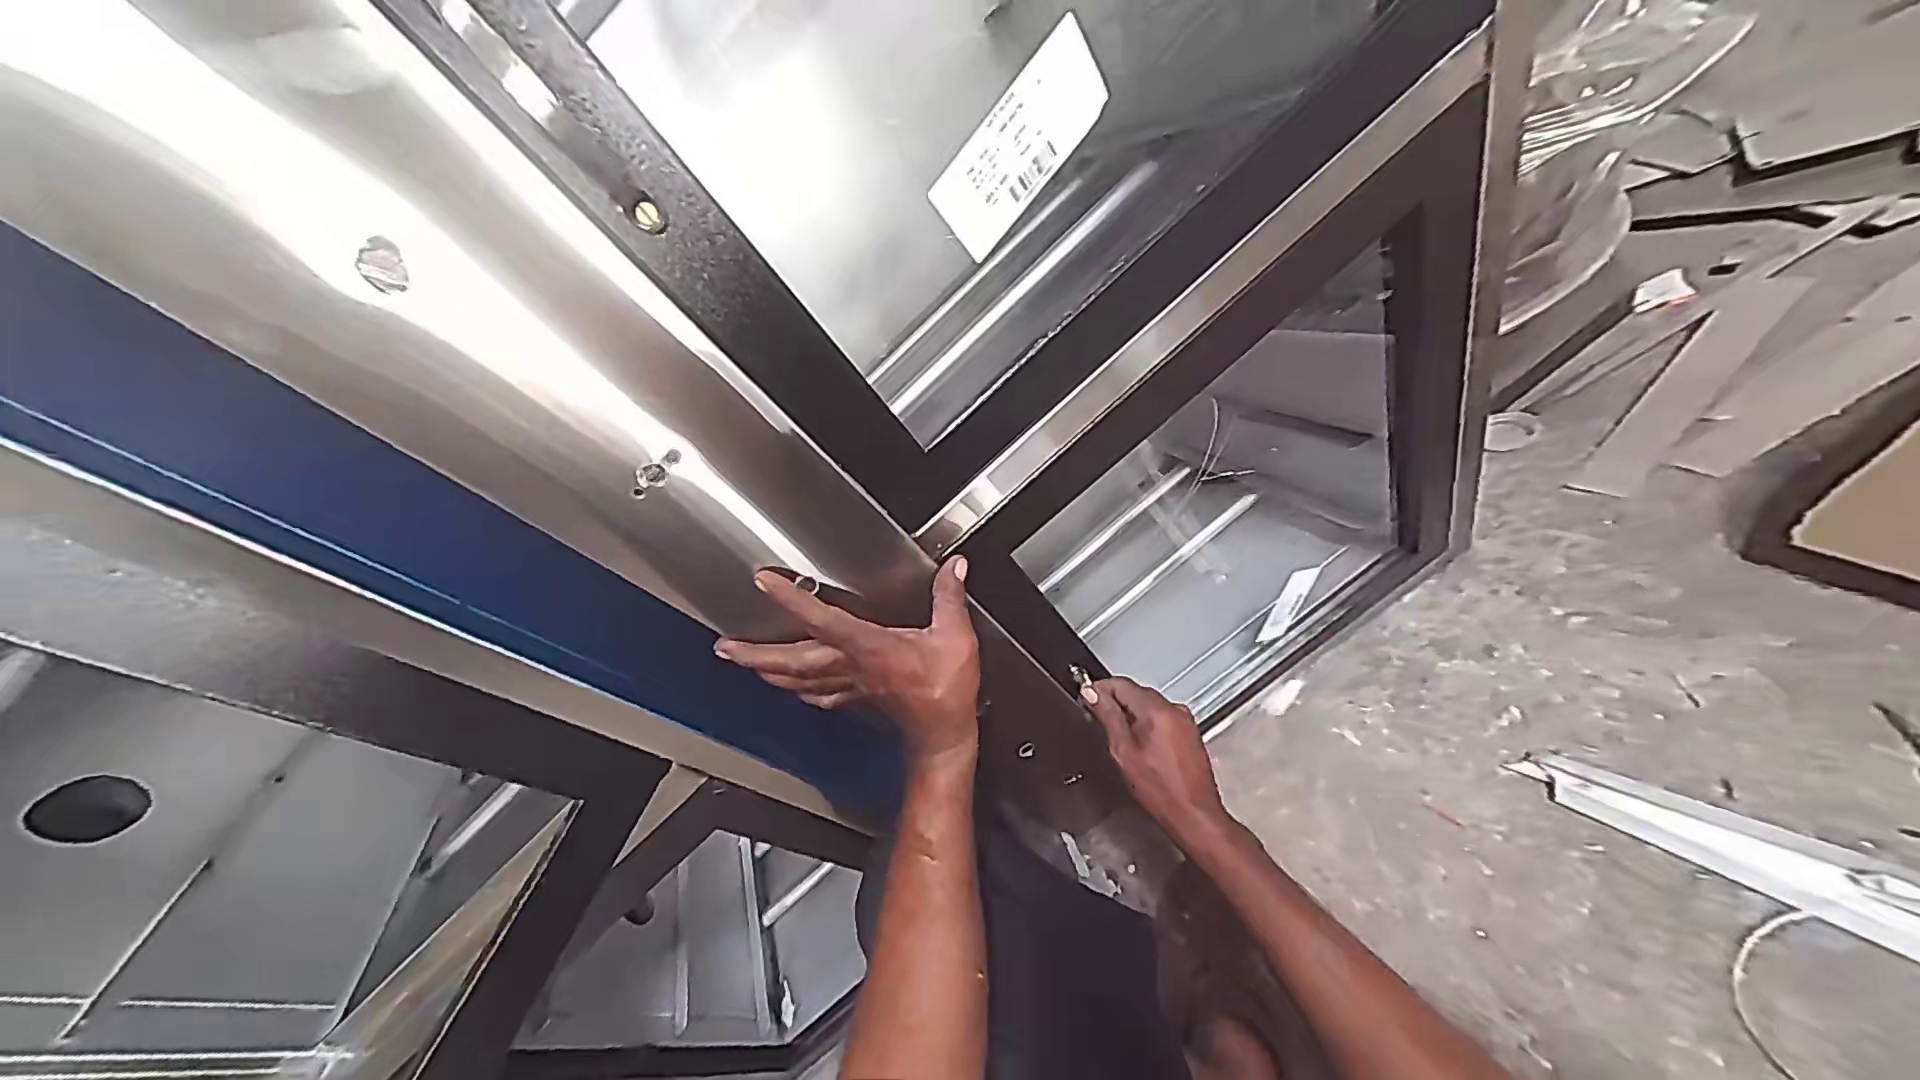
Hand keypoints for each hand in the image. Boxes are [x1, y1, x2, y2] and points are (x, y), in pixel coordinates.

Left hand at [714, 558, 980, 766]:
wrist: (943, 733)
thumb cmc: (945, 692)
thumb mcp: (955, 637)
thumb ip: (949, 598)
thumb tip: (953, 568)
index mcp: (868, 646)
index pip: (819, 618)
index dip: (790, 598)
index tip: (764, 582)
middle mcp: (851, 666)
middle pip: (791, 660)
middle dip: (754, 653)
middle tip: (725, 646)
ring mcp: (850, 684)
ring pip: (797, 678)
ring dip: (766, 670)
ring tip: (742, 662)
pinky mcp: (857, 696)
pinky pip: (818, 692)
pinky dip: (798, 688)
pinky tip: (792, 688)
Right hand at [1085, 677, 1232, 846]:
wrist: (1193, 814)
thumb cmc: (1162, 791)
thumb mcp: (1123, 752)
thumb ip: (1107, 716)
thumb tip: (1093, 694)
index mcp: (1157, 711)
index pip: (1121, 684)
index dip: (1100, 689)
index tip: (1088, 696)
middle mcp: (1174, 710)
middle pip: (1135, 692)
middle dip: (1115, 702)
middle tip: (1099, 719)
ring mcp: (1184, 720)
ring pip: (1148, 704)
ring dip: (1131, 714)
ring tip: (1121, 740)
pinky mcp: (1189, 731)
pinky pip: (1161, 716)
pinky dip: (1147, 724)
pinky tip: (1141, 747)